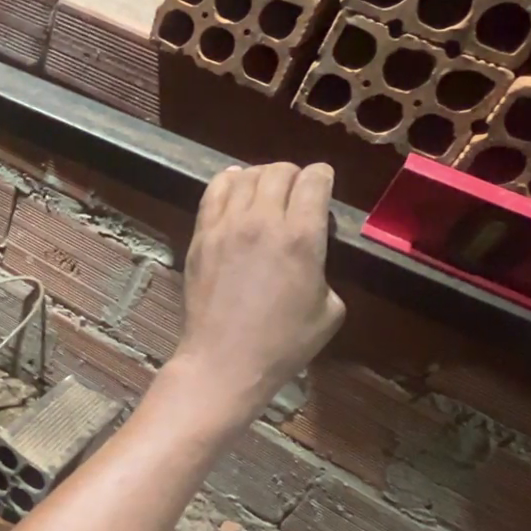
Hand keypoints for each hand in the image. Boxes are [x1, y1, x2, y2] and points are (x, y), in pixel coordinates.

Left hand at [166, 162, 343, 426]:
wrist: (225, 359)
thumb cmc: (283, 342)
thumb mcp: (330, 309)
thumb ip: (323, 267)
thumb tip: (310, 253)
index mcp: (301, 236)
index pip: (314, 179)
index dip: (322, 178)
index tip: (322, 186)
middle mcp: (262, 221)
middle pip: (278, 171)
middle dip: (293, 175)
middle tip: (294, 191)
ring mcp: (225, 227)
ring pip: (244, 177)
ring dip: (260, 177)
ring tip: (264, 189)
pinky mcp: (200, 237)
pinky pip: (211, 193)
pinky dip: (226, 182)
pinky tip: (234, 185)